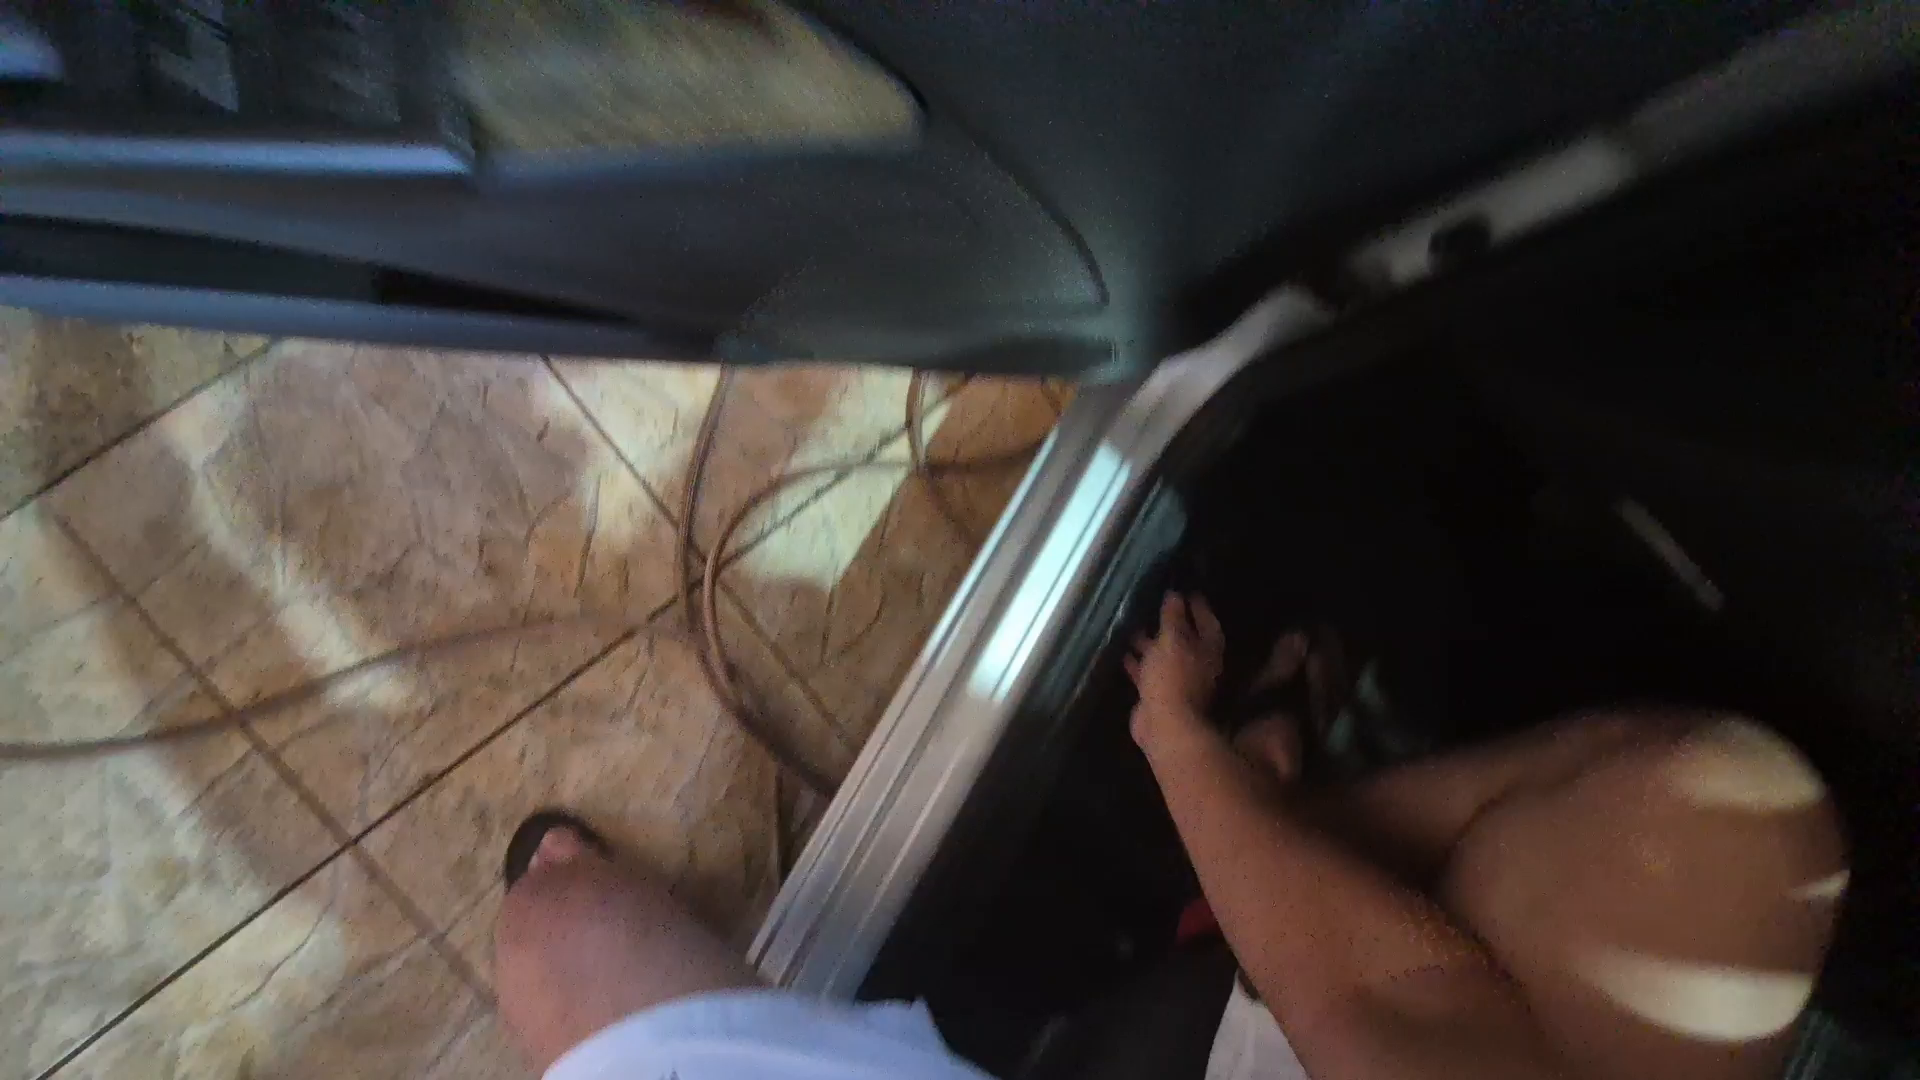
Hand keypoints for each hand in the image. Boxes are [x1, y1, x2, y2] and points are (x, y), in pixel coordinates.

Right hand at [1124, 592, 1224, 748]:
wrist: (1164, 725)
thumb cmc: (1173, 677)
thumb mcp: (1172, 640)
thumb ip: (1173, 618)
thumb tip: (1175, 595)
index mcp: (1207, 649)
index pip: (1207, 621)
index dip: (1199, 606)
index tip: (1189, 591)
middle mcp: (1196, 663)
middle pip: (1185, 638)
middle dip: (1171, 623)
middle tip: (1156, 606)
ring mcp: (1177, 680)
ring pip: (1163, 656)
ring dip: (1150, 643)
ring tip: (1134, 626)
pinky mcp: (1158, 693)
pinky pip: (1147, 672)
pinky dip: (1137, 663)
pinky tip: (1124, 653)